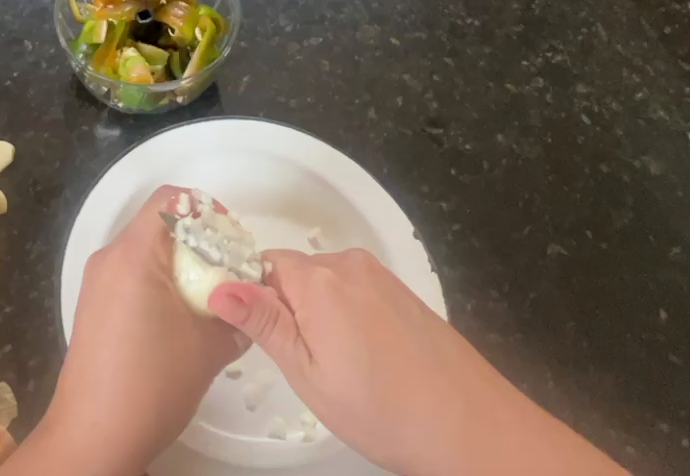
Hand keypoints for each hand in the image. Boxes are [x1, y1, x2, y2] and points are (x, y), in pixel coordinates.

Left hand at [0, 186, 245, 475]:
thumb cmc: (151, 385)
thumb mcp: (208, 348)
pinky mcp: (94, 304)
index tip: (229, 237)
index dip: (204, 207)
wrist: (92, 437)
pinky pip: (131, 273)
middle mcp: (110, 258)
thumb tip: (250, 300)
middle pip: (156, 222)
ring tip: (210, 295)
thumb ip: (236, 315)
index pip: (169, 199)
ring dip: (179, 261)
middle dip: (197, 238)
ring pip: (144, 249)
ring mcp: (97, 281)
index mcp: (134, 255)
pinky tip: (181, 315)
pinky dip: (159, 279)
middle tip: (229, 268)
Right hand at [208, 249, 628, 475]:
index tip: (268, 338)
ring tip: (343, 367)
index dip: (257, 298)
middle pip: (296, 272)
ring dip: (321, 313)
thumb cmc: (381, 409)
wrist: (471, 426)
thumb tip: (217, 285)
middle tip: (308, 363)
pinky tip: (369, 358)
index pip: (264, 265)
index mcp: (317, 280)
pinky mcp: (402, 290)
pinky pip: (356, 290)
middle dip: (291, 308)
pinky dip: (351, 315)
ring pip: (326, 283)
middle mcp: (347, 263)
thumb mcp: (308, 374)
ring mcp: (379, 274)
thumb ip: (263, 322)